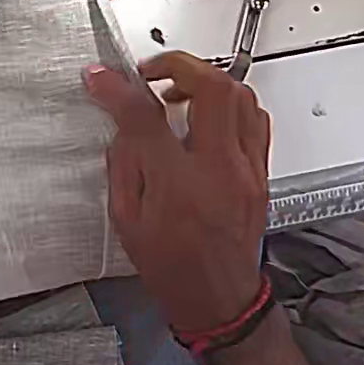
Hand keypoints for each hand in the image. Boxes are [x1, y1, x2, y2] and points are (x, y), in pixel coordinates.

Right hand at [83, 53, 269, 333]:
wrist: (216, 299)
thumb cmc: (170, 265)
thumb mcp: (125, 215)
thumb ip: (123, 161)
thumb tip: (123, 121)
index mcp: (176, 185)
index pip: (145, 117)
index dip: (118, 89)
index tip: (102, 77)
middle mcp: (219, 171)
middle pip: (211, 88)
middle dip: (177, 65)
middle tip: (151, 72)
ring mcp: (247, 170)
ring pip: (241, 97)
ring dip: (206, 80)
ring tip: (178, 89)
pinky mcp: (261, 173)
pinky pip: (255, 119)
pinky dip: (230, 103)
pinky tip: (209, 113)